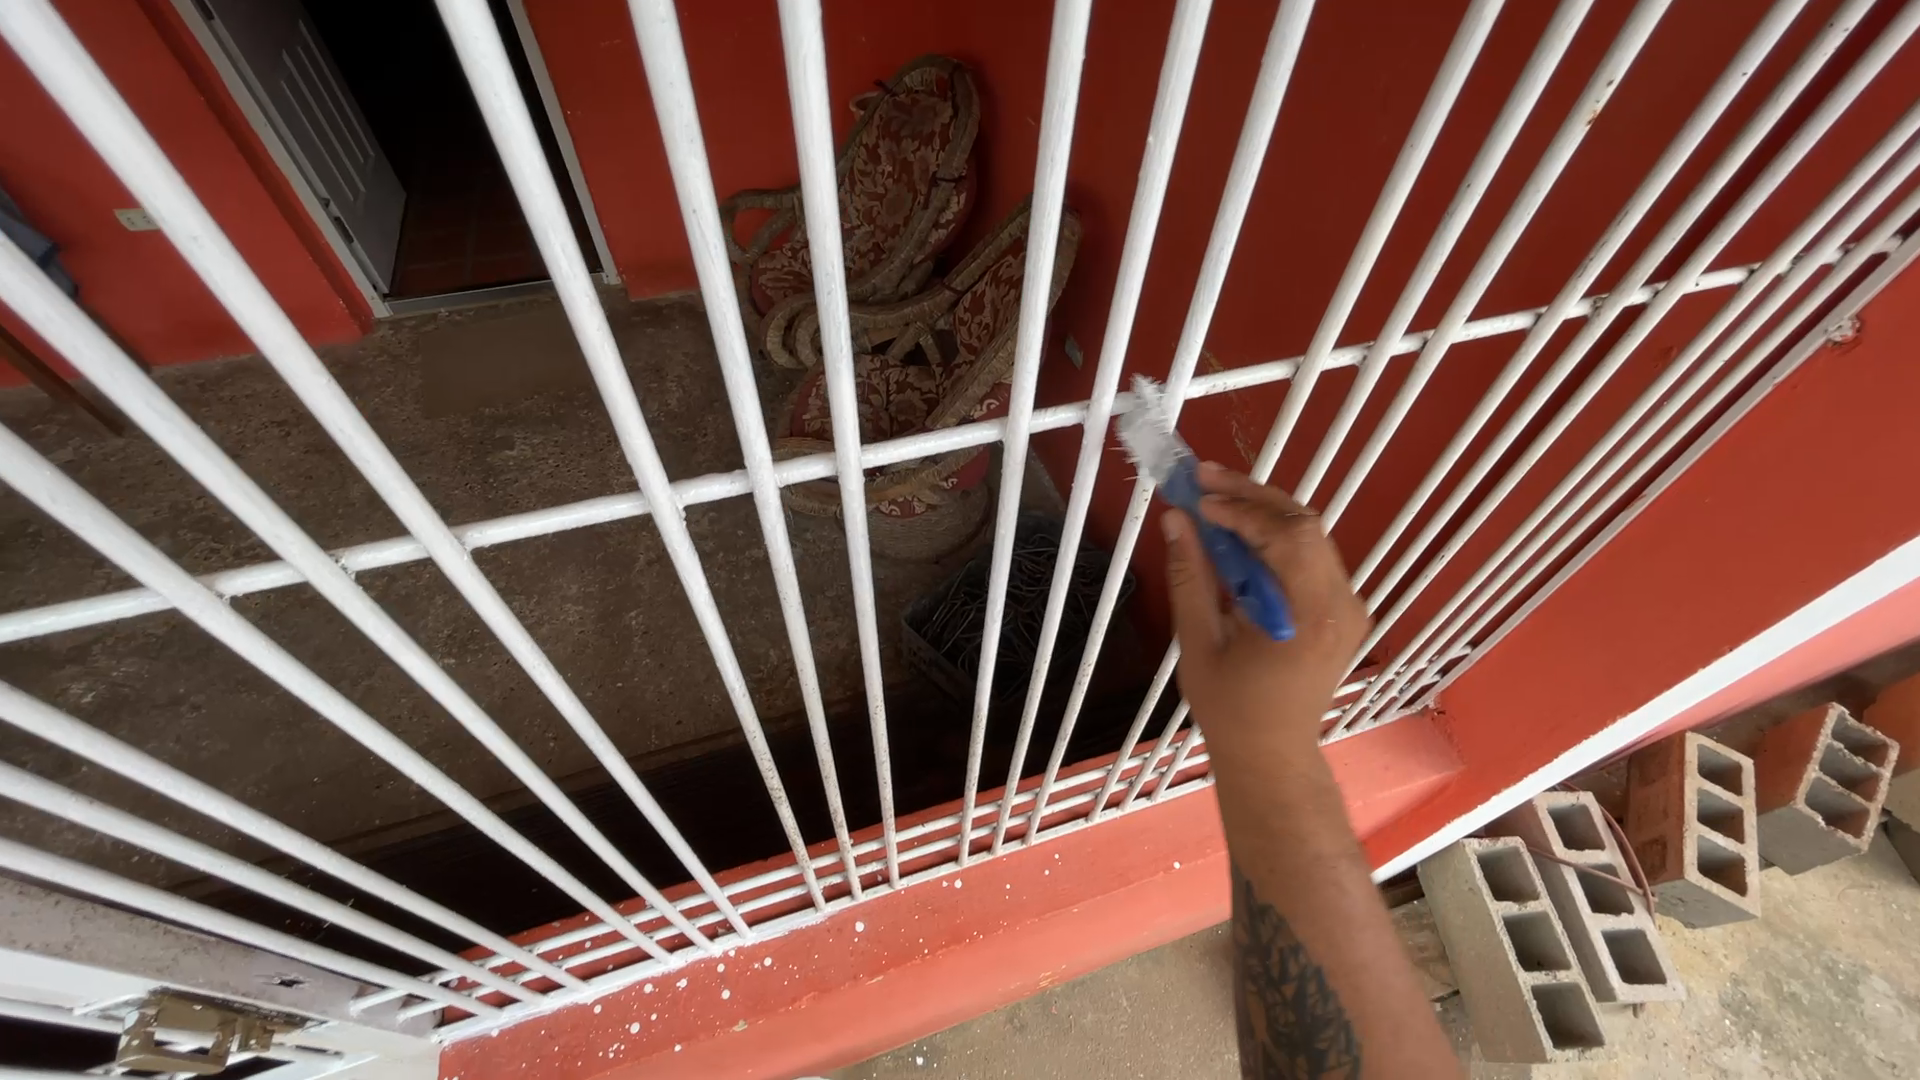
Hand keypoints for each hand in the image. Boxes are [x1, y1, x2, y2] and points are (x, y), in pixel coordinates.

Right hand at [1162, 463, 1369, 752]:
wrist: (1272, 754)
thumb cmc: (1230, 708)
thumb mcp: (1199, 642)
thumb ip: (1190, 577)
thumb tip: (1176, 520)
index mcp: (1310, 616)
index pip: (1288, 537)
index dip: (1242, 509)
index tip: (1198, 500)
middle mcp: (1341, 604)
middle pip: (1304, 525)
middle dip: (1252, 497)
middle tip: (1203, 478)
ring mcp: (1347, 606)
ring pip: (1310, 536)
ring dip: (1262, 513)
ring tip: (1214, 499)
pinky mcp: (1340, 610)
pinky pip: (1309, 557)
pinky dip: (1273, 538)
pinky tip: (1237, 533)